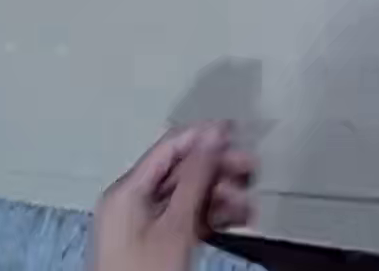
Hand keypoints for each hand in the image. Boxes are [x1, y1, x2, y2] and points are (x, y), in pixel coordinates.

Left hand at [89, 122, 256, 270]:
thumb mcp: (175, 227)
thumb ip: (196, 176)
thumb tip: (214, 135)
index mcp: (128, 190)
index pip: (170, 146)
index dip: (203, 135)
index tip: (236, 131)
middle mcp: (133, 201)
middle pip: (182, 170)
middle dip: (218, 169)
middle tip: (250, 168)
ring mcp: (144, 225)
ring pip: (188, 196)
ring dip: (221, 195)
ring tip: (249, 203)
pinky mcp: (155, 245)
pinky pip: (186, 218)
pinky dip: (210, 216)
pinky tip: (238, 219)